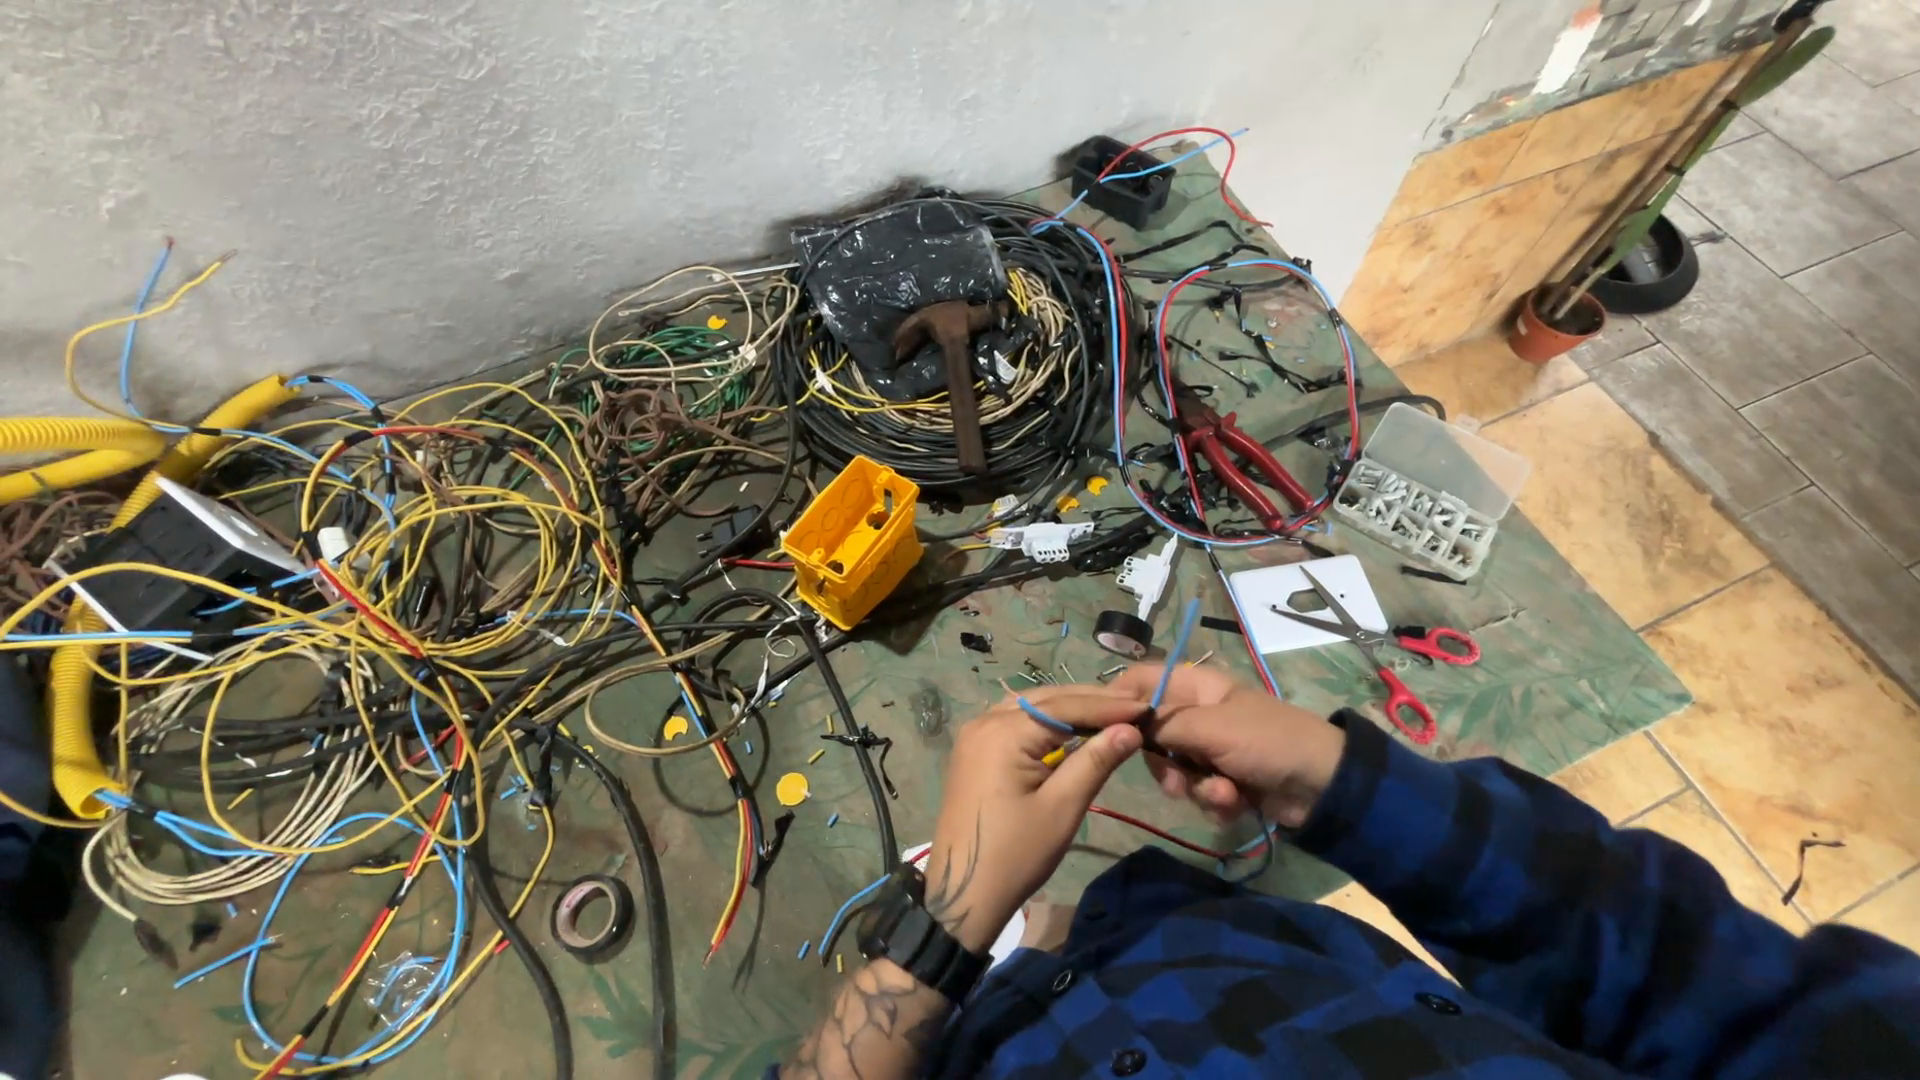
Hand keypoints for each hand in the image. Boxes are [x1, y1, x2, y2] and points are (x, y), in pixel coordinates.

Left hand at [922, 686, 1147, 951]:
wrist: (962, 891)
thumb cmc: (1015, 853)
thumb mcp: (1062, 808)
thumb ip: (1095, 762)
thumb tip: (1130, 729)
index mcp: (1004, 732)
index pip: (1065, 706)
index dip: (1107, 706)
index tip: (1145, 707)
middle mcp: (984, 721)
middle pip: (1046, 700)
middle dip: (1090, 701)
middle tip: (1133, 705)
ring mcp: (975, 733)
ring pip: (1030, 706)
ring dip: (1068, 707)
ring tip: (1109, 712)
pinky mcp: (974, 749)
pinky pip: (1015, 721)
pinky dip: (1045, 721)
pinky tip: (1071, 729)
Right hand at [1111, 664, 1345, 828]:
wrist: (1323, 788)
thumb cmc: (1267, 741)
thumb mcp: (1211, 728)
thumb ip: (1162, 725)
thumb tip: (1122, 723)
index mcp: (1194, 687)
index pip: (1140, 681)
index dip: (1119, 702)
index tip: (1105, 730)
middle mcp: (1196, 715)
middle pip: (1149, 734)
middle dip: (1163, 763)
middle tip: (1176, 777)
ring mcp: (1209, 749)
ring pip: (1172, 769)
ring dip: (1194, 787)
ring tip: (1222, 793)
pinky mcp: (1222, 781)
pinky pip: (1195, 791)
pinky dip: (1214, 801)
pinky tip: (1236, 803)